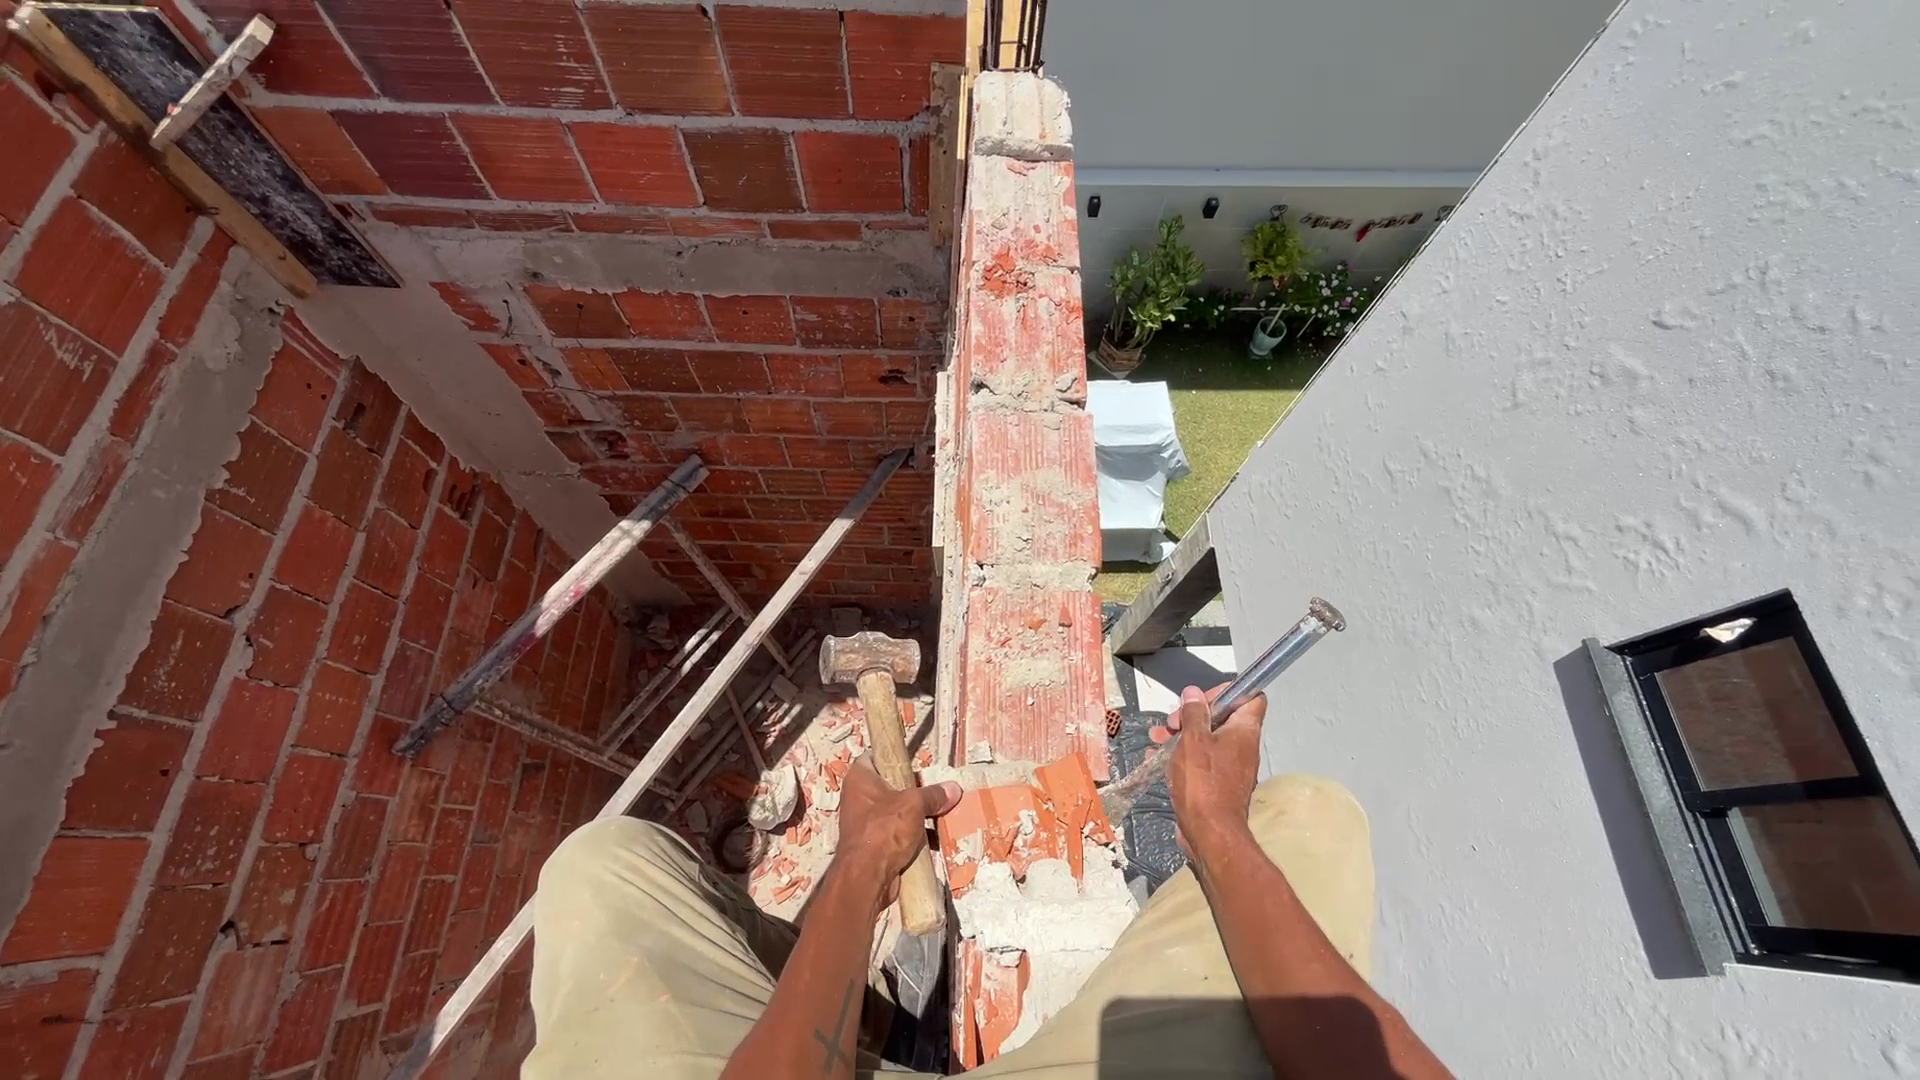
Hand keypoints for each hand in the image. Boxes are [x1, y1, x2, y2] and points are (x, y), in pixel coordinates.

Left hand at [835, 754, 962, 881]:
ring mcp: (866, 822)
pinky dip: (913, 835)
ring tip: (940, 815)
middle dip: (914, 790)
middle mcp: (859, 797)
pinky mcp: (874, 844)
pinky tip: (933, 839)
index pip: (875, 756)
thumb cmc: (885, 830)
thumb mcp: (914, 805)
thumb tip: (952, 789)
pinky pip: (897, 833)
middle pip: (891, 785)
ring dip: (918, 816)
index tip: (914, 762)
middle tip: (934, 791)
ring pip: (897, 811)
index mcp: (860, 779)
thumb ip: (933, 795)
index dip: (895, 757)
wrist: (867, 878)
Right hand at [1165, 683, 1265, 859]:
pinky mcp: (1216, 782)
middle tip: (1172, 722)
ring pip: (1206, 738)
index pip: (1250, 697)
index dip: (1225, 692)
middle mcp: (1241, 746)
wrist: (1209, 832)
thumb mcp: (1193, 740)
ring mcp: (1230, 766)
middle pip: (1221, 717)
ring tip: (1157, 737)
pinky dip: (1181, 754)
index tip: (1200, 698)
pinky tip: (1157, 757)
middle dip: (1192, 715)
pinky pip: (1200, 759)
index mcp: (1243, 731)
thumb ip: (1193, 714)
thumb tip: (1194, 693)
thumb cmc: (1203, 783)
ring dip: (1181, 734)